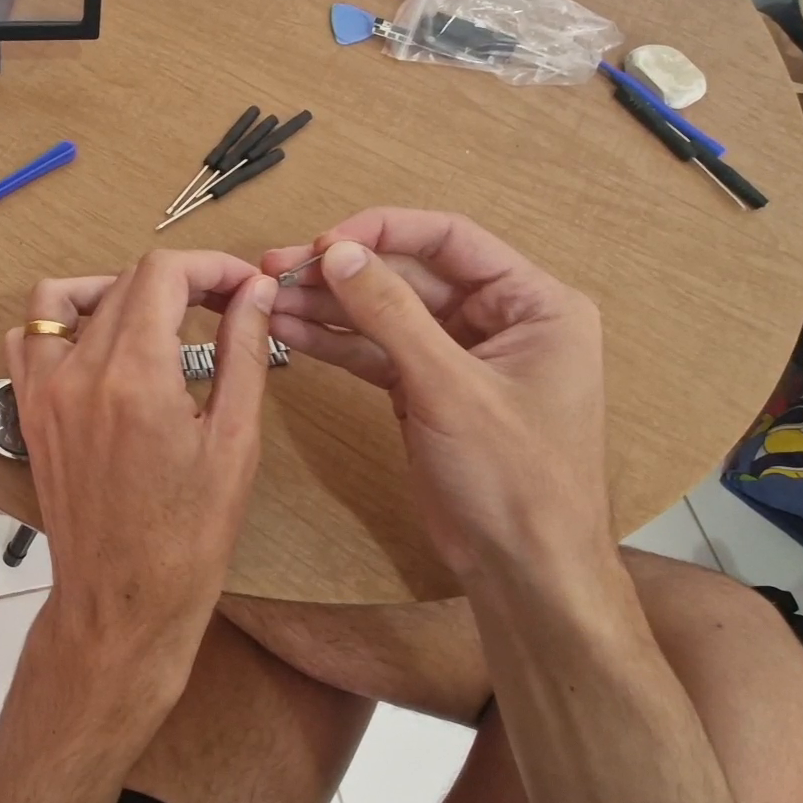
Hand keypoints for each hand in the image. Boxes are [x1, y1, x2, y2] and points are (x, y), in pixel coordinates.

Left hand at [6, 251, 278, 690]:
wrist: (122, 602)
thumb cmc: (189, 536)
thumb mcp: (234, 442)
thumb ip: (242, 353)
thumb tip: (253, 291)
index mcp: (135, 375)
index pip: (163, 274)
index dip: (209, 267)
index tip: (241, 286)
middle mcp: (78, 372)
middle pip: (124, 281)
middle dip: (179, 281)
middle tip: (220, 306)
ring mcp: (43, 390)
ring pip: (66, 298)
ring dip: (115, 291)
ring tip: (157, 317)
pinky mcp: (28, 410)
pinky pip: (28, 339)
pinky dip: (60, 323)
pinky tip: (97, 345)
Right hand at [262, 209, 607, 577]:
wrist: (521, 570)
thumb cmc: (515, 479)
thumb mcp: (450, 387)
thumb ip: (391, 315)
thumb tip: (338, 253)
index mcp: (532, 303)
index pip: (448, 239)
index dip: (382, 231)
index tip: (323, 243)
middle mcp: (495, 319)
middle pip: (405, 275)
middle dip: (340, 272)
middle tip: (278, 268)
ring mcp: (454, 354)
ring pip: (380, 313)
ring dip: (326, 306)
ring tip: (269, 299)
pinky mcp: (422, 386)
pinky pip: (372, 351)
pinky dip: (332, 342)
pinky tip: (289, 331)